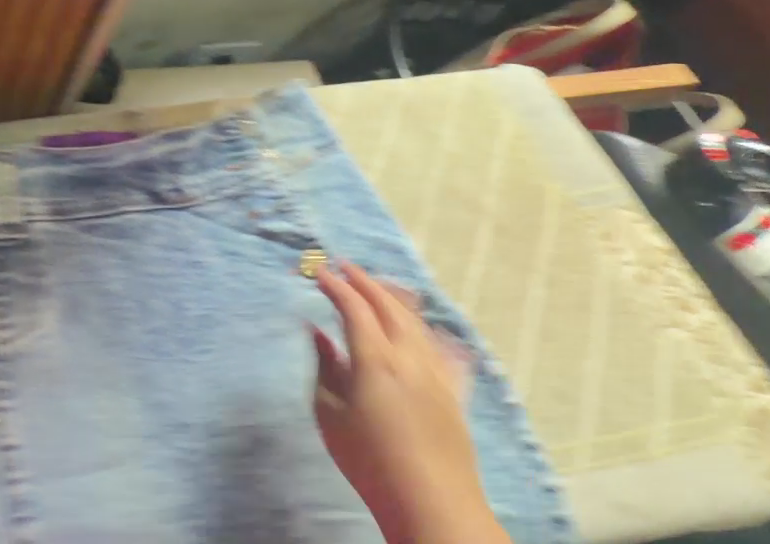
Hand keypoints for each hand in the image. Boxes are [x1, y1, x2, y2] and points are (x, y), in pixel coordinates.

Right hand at [311, 262, 511, 543]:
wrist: (432, 504)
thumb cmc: (369, 460)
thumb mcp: (330, 412)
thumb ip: (325, 366)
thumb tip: (317, 333)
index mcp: (376, 360)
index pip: (355, 308)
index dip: (334, 285)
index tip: (316, 270)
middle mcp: (411, 358)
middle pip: (390, 306)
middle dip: (365, 281)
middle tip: (343, 265)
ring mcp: (438, 375)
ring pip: (416, 322)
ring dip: (393, 297)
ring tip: (375, 285)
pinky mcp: (454, 393)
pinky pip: (438, 345)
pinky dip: (421, 324)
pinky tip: (419, 324)